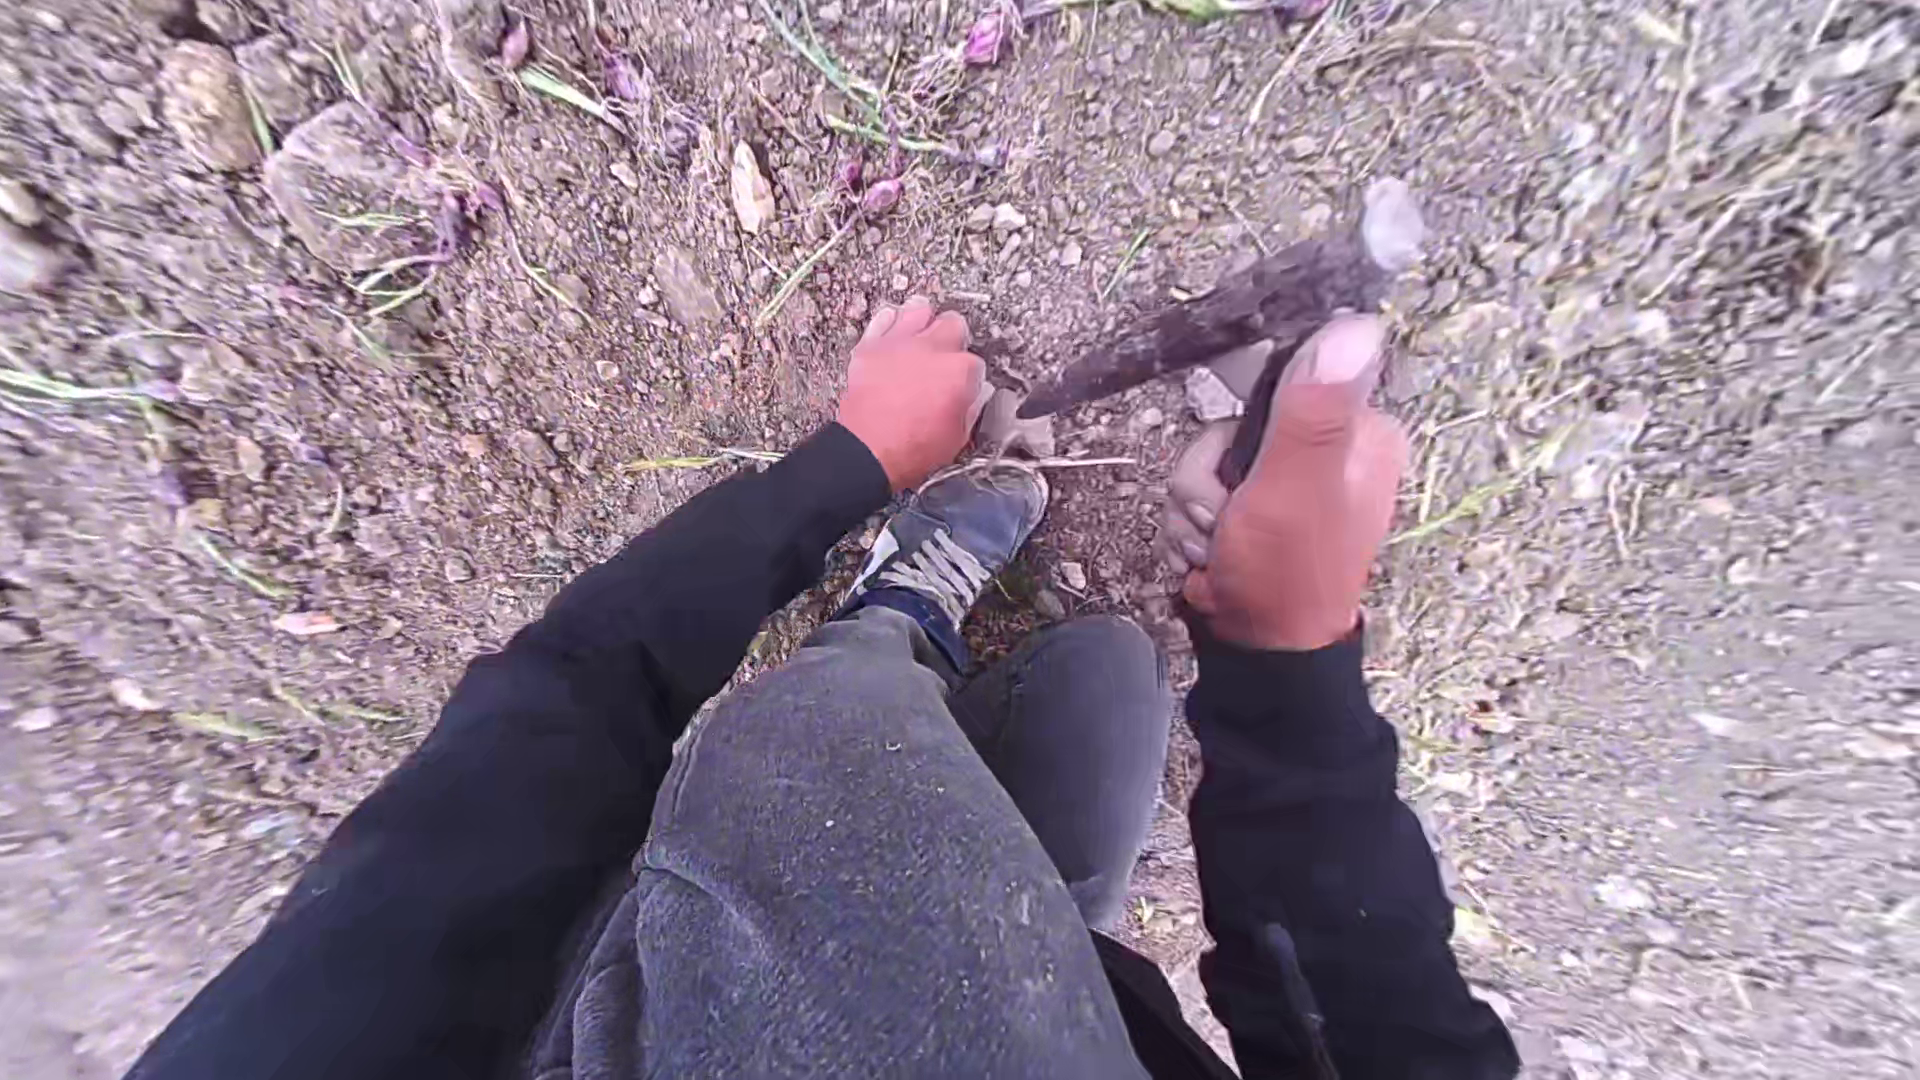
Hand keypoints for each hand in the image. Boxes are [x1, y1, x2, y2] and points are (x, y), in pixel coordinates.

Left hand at [837, 296, 987, 491]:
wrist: (868, 452)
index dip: (971, 375)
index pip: (976, 362)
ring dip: (924, 320)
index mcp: (959, 371)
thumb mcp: (956, 438)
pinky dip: (891, 321)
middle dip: (955, 337)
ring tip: (923, 331)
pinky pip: (883, 319)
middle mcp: (931, 349)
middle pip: (953, 323)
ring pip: (918, 309)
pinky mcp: (871, 347)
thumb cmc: (910, 449)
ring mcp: (899, 344)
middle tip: (949, 352)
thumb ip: (970, 409)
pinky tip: (894, 327)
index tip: (965, 385)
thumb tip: (975, 397)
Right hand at [1161, 316, 1407, 650]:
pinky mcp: (1241, 505)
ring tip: (1214, 543)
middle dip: (1207, 479)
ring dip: (1192, 507)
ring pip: (1199, 461)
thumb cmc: (1282, 570)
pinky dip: (1188, 524)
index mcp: (1353, 435)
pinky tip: (1205, 552)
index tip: (1233, 464)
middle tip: (1224, 518)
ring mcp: (1274, 480)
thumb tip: (1354, 324)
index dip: (1243, 420)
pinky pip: (1191, 492)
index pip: (1284, 382)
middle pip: (1226, 426)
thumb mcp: (1295, 487)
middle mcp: (1317, 451)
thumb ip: (1312, 412)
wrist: (1253, 642)